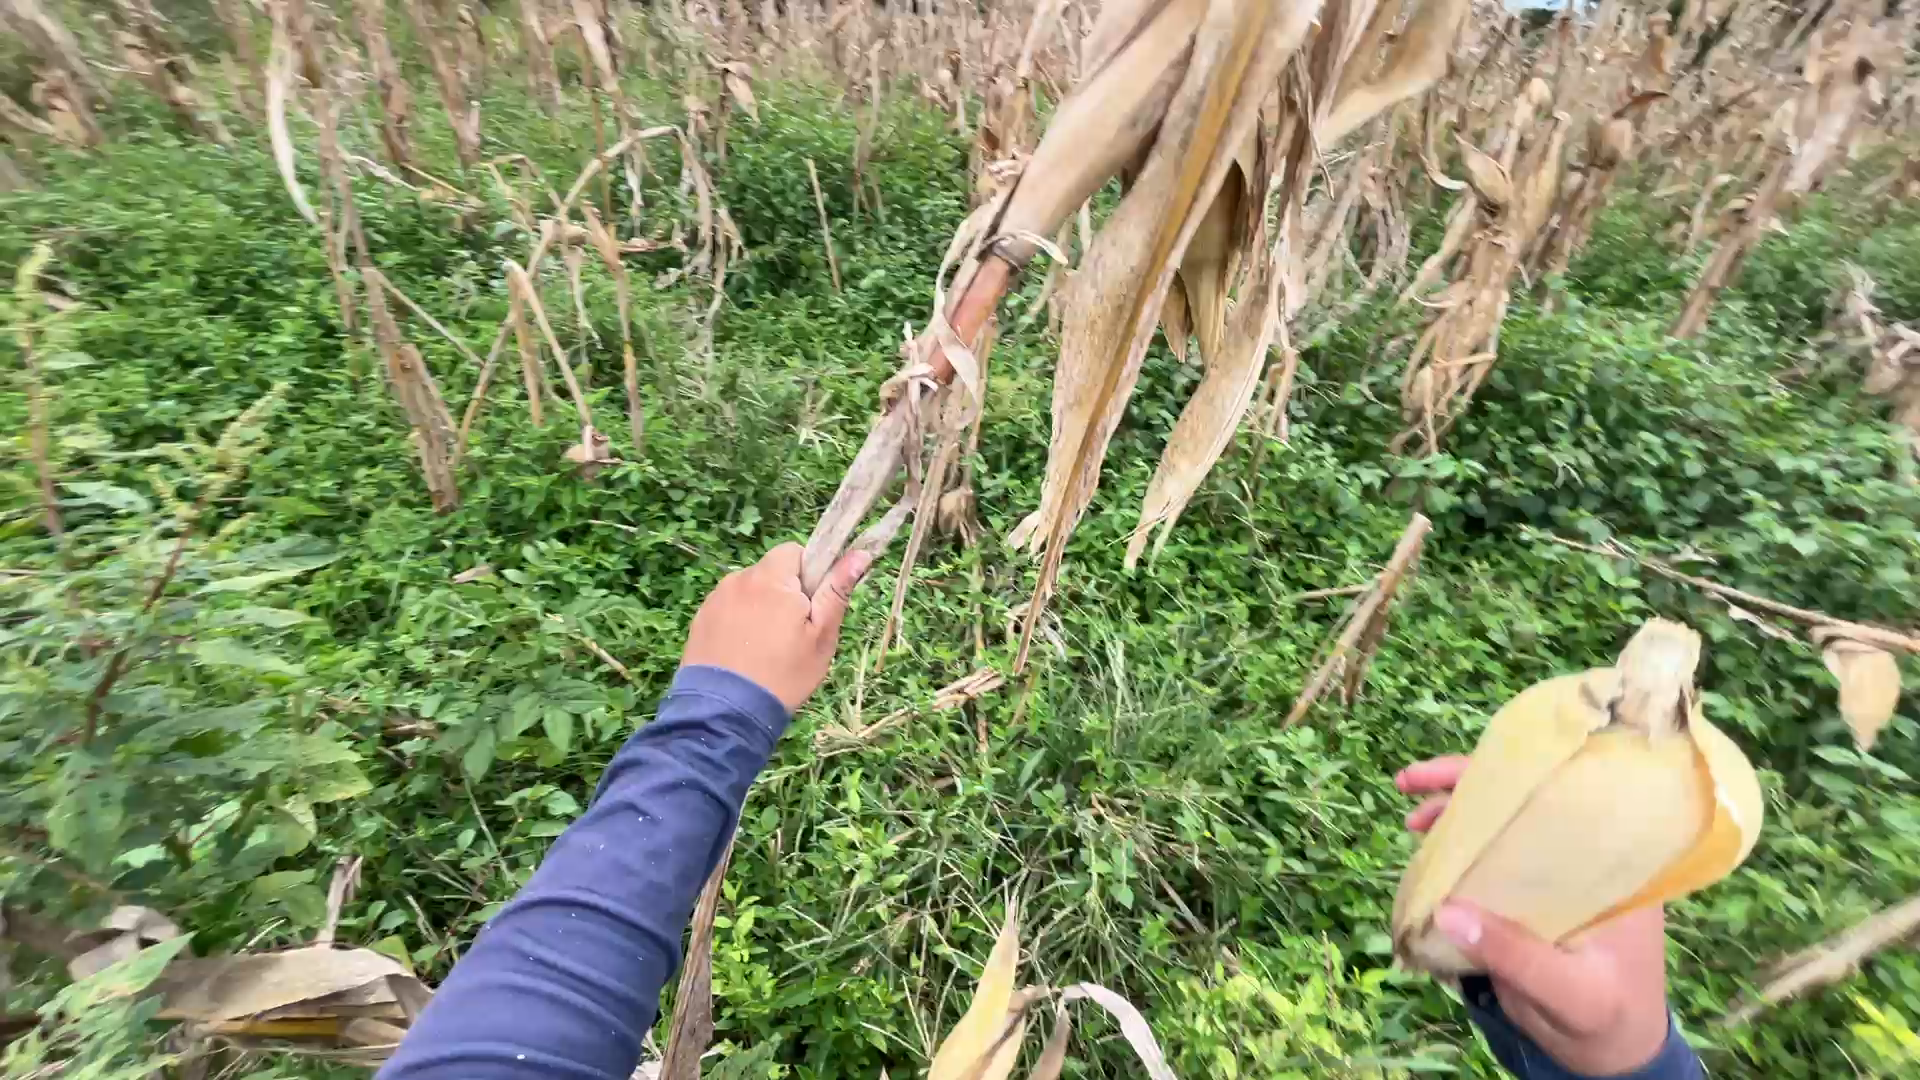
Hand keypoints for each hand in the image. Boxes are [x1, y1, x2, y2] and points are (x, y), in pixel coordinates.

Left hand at [680, 543, 872, 710]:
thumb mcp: (821, 635)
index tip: (812, 606)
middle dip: (785, 592)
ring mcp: (715, 599)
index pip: (795, 552)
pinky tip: (745, 652)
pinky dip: (739, 622)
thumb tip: (860, 554)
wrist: (726, 712)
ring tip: (767, 647)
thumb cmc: (785, 673)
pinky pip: (729, 609)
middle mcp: (739, 579)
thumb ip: (837, 591)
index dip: (809, 575)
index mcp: (771, 578)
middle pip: (771, 572)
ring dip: (761, 607)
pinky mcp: (700, 619)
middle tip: (794, 633)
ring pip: (750, 591)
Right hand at [1396, 757, 1674, 1076]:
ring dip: (1448, 813)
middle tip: (1407, 784)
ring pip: (1493, 822)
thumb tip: (1446, 910)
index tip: (1448, 775)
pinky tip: (1425, 854)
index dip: (1501, 776)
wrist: (1608, 1054)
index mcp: (1609, 869)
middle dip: (1458, 783)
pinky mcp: (1521, 889)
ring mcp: (1548, 872)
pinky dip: (1449, 846)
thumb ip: (1513, 954)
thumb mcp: (1566, 994)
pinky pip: (1481, 852)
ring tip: (1411, 823)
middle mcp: (1578, 858)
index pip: (1556, 796)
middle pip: (1517, 798)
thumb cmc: (1605, 1020)